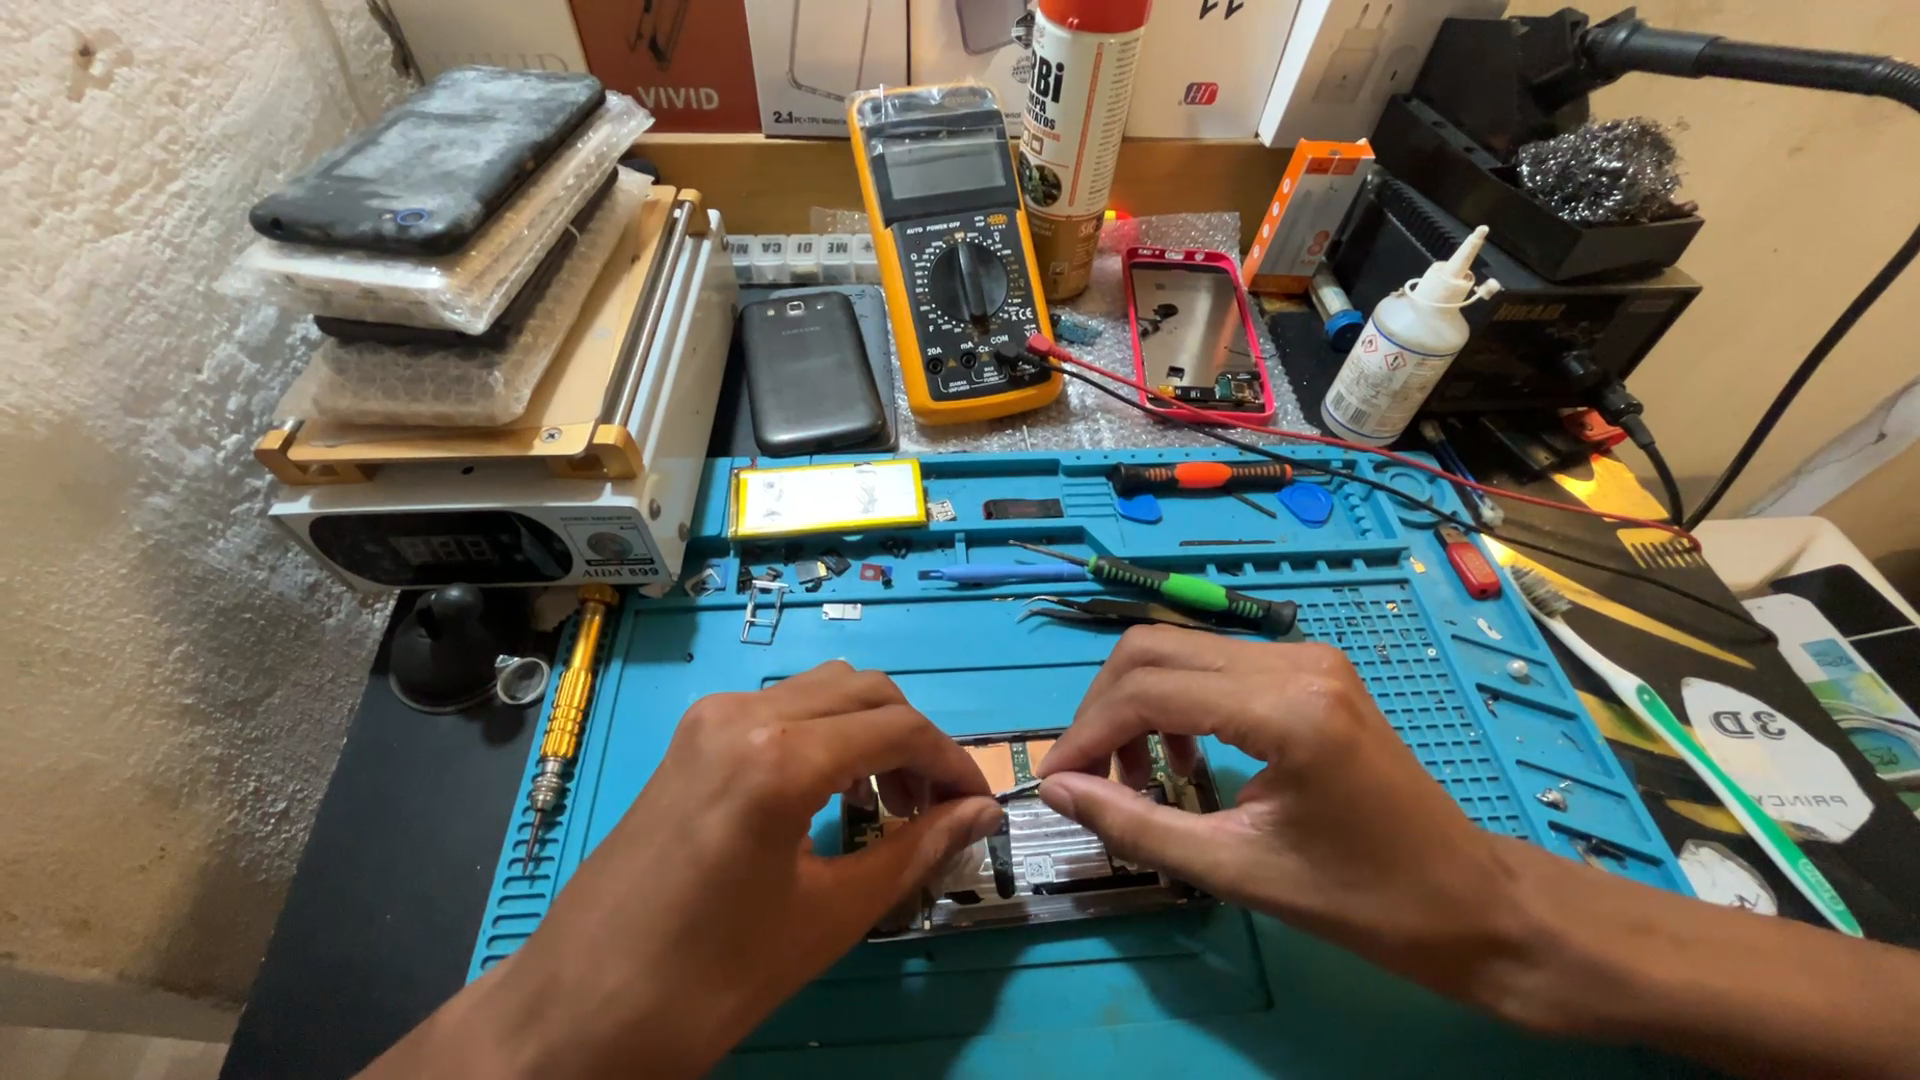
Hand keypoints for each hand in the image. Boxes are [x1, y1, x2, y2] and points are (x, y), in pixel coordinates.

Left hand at [445, 662, 1000, 1078]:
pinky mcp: (693, 733)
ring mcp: (712, 716)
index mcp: (780, 757)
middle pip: (867, 690)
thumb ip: (918, 849)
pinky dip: (826, 731)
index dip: (952, 762)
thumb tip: (984, 813)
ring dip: (871, 729)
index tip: (978, 803)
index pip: (899, 728)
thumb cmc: (713, 977)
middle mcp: (745, 713)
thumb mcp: (831, 915)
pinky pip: (783, 707)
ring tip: (887, 799)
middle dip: (915, 740)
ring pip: (825, 688)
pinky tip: (830, 789)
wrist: (581, 1007)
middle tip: (933, 806)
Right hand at [1035, 626, 1528, 999]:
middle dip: (1102, 710)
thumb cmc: (1364, 902)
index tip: (1055, 781)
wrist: (1474, 903)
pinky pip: (1211, 664)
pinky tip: (1180, 753)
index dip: (1087, 733)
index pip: (1149, 689)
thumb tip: (1058, 792)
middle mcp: (1294, 660)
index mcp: (1288, 709)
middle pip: (1152, 648)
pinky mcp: (1308, 668)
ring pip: (1176, 649)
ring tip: (1133, 774)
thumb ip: (1136, 825)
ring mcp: (1305, 656)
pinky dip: (1173, 700)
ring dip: (1134, 704)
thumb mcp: (1236, 871)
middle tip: (1087, 775)